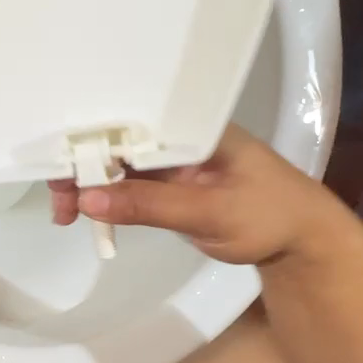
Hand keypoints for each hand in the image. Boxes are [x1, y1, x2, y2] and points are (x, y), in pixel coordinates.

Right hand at [48, 126, 357, 267]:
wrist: (302, 241)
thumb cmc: (269, 216)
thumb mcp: (210, 213)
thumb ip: (148, 205)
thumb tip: (86, 199)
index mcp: (190, 125)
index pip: (127, 121)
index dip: (88, 141)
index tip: (61, 171)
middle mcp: (175, 134)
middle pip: (113, 140)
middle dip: (79, 167)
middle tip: (60, 204)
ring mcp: (169, 159)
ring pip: (113, 163)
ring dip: (86, 185)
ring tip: (65, 215)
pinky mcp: (164, 182)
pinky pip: (122, 182)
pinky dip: (101, 197)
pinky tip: (83, 213)